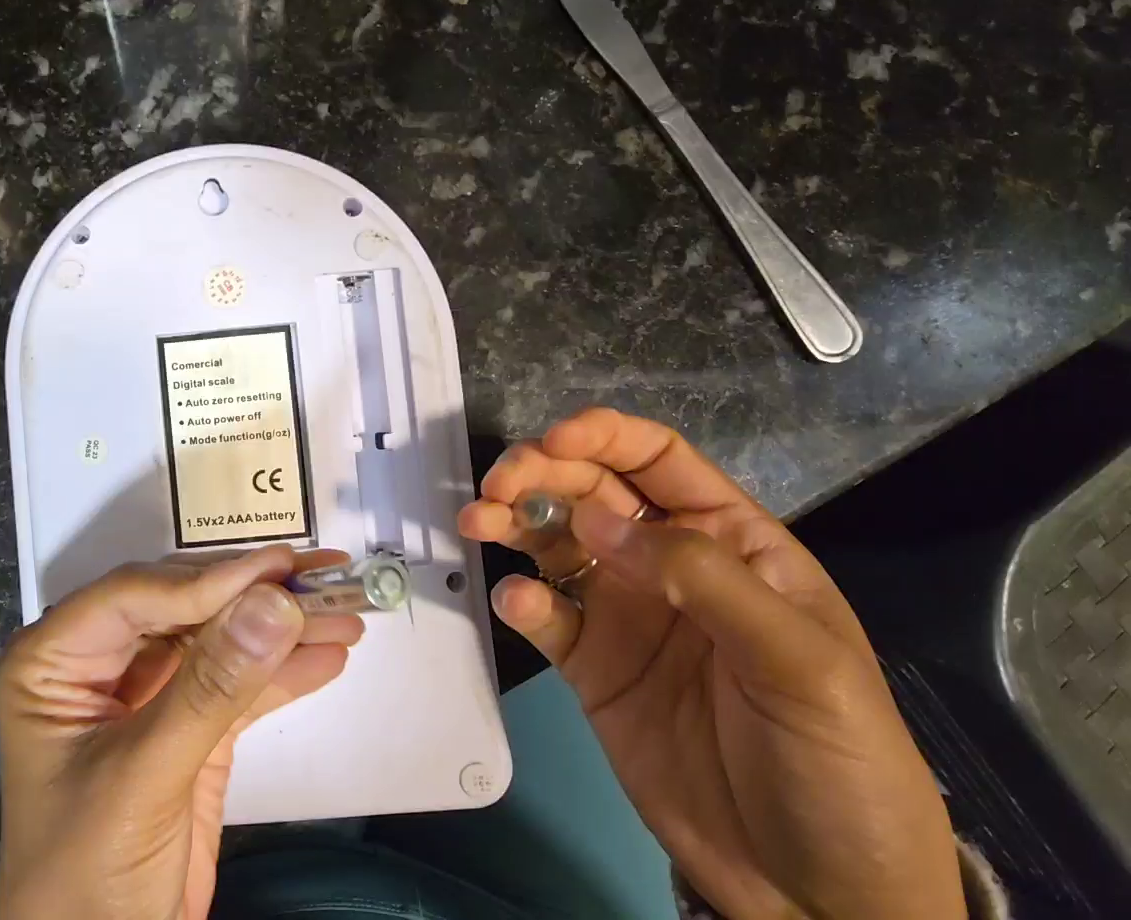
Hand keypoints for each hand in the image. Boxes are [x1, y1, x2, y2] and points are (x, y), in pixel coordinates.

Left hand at [0, 547, 362, 919]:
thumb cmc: (87, 871)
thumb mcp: (144, 776)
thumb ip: (210, 689)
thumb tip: (273, 603)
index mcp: (54, 659)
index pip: (133, 596)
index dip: (207, 580)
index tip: (278, 571)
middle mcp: (98, 660)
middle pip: (183, 606)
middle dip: (254, 595)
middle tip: (324, 576)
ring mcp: (147, 690)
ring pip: (218, 639)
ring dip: (281, 628)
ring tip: (347, 611)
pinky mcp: (188, 725)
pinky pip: (238, 685)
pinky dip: (283, 673)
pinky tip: (329, 655)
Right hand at [459, 408, 963, 919]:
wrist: (810, 888)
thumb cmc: (836, 760)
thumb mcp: (799, 662)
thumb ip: (702, 579)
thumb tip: (595, 520)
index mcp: (731, 544)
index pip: (659, 462)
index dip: (603, 438)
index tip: (552, 443)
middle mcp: (667, 565)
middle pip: (590, 492)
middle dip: (540, 475)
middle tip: (498, 489)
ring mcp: (623, 614)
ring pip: (553, 544)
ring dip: (512, 523)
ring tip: (477, 524)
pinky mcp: (589, 665)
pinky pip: (545, 616)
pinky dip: (521, 602)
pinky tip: (518, 607)